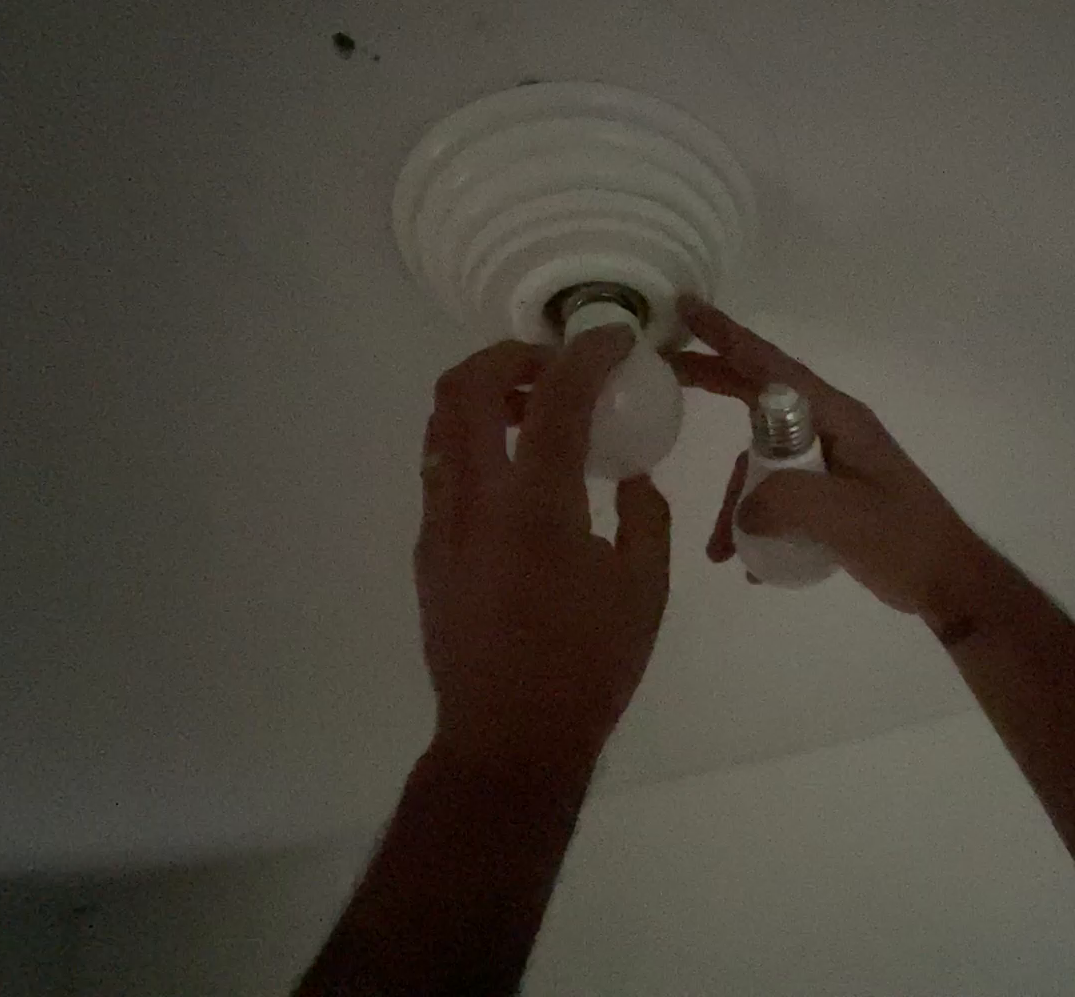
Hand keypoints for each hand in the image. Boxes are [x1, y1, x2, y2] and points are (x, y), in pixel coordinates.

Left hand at [415, 329, 671, 768]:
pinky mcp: (428, 548)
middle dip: (512, 354)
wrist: (510, 737)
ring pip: (442, 422)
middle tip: (559, 363)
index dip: (588, 354)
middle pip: (466, 388)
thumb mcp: (646, 586)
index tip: (614, 337)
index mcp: (539, 510)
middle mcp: (475, 502)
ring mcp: (441, 523)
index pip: (558, 401)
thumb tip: (630, 474)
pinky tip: (520, 467)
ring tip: (539, 407)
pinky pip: (442, 464)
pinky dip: (479, 437)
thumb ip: (644, 514)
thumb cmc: (590, 664)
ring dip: (489, 393)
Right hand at [670, 298, 1005, 626]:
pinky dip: (758, 524)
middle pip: (759, 400)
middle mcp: (829, 431)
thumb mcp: (844, 517)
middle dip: (714, 386)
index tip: (687, 309)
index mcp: (837, 419)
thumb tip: (743, 512)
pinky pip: (779, 495)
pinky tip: (750, 563)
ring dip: (737, 503)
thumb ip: (786, 501)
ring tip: (721, 552)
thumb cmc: (904, 540)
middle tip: (666, 375)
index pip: (773, 367)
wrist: (946, 581)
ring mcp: (829, 462)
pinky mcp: (829, 495)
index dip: (729, 337)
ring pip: (762, 464)